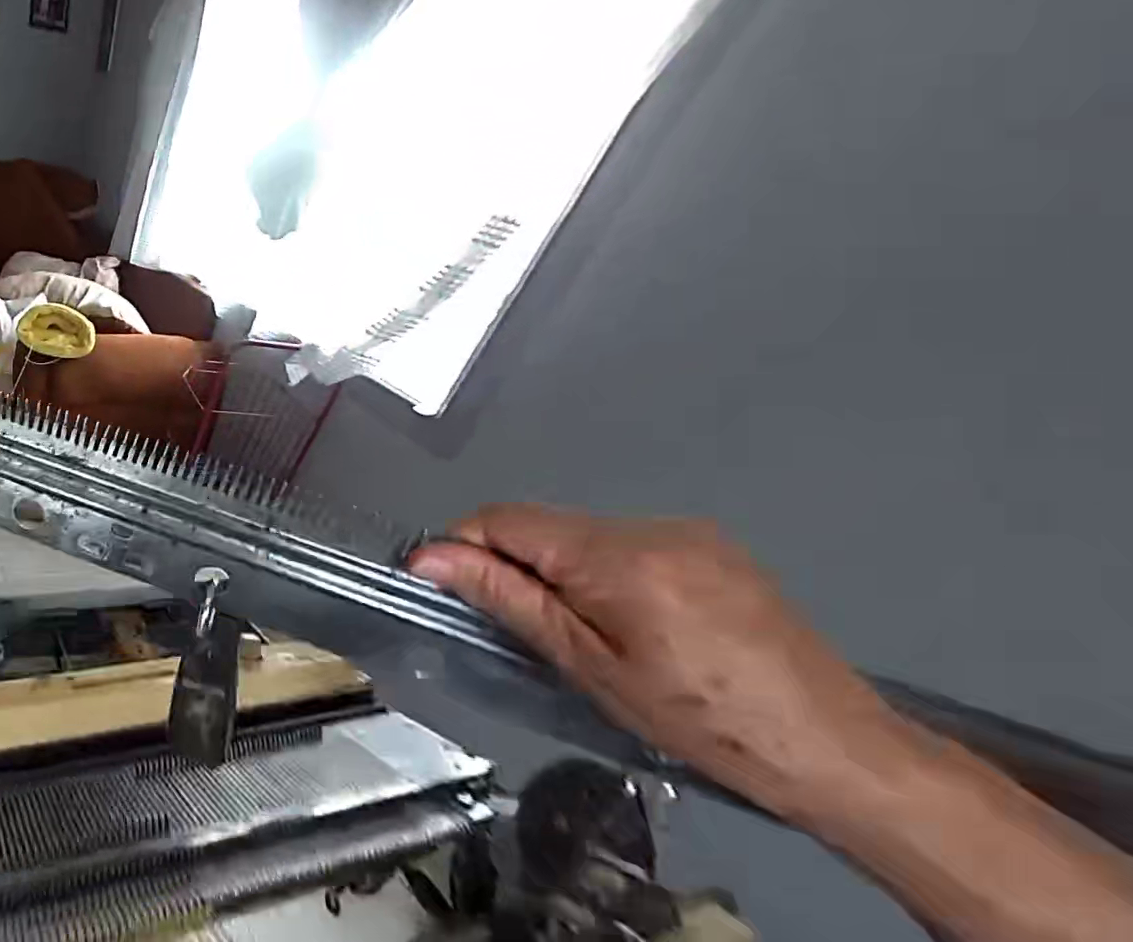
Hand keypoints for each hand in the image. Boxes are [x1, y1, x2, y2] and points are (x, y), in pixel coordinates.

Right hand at [406, 504, 919, 819]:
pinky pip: (622, 540)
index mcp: (615, 556)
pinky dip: (598, 569)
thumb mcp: (587, 665)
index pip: (505, 519)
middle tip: (516, 623)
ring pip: (579, 532)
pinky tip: (628, 617)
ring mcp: (683, 528)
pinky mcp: (707, 542)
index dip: (462, 544)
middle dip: (510, 562)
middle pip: (541, 523)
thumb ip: (506, 598)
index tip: (442, 584)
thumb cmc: (698, 721)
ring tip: (579, 629)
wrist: (838, 750)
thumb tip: (432, 557)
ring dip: (556, 568)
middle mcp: (647, 525)